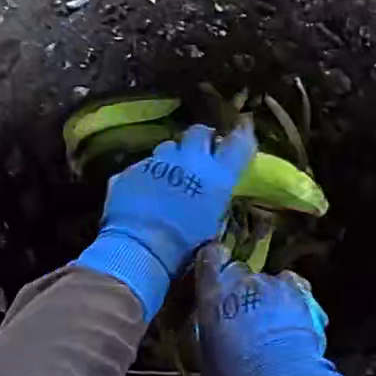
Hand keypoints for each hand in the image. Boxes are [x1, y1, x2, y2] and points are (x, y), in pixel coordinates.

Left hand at [75, 123, 255, 318]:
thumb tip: (210, 189)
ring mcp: (159, 161)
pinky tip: (143, 191)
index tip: (242, 128)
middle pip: (198, 132)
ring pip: (168, 146)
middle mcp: (190, 160)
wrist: (141, 247)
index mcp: (217, 176)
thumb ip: (213, 197)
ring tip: (169, 174)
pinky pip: (144, 165)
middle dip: (200, 139)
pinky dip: (147, 174)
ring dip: (172, 156)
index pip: (238, 143)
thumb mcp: (211, 223)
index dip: (241, 134)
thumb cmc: (184, 245)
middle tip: (200, 152)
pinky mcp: (133, 168)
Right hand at [195, 245, 375, 375]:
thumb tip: (208, 318)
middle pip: (239, 269)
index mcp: (213, 294)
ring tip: (274, 324)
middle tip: (244, 311)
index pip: (209, 256)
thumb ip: (207, 324)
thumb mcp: (207, 353)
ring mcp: (273, 284)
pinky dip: (292, 297)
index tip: (215, 272)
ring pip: (267, 280)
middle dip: (241, 285)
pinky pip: (293, 286)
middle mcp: (242, 281)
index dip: (213, 261)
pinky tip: (293, 317)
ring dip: (268, 295)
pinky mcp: (302, 293)